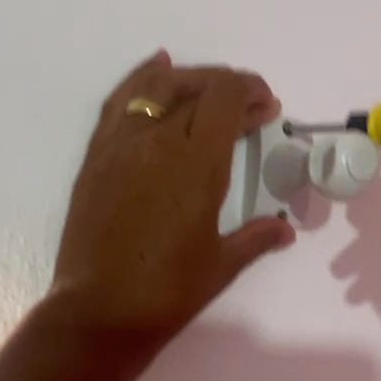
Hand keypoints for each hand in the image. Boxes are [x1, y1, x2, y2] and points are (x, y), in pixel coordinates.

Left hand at [49, 51, 293, 348]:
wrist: (100, 312)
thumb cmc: (168, 292)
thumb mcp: (222, 265)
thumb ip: (256, 238)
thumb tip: (284, 230)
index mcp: (196, 163)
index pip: (226, 98)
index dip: (252, 93)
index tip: (267, 109)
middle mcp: (158, 140)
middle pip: (197, 87)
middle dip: (229, 89)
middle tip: (248, 108)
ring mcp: (121, 144)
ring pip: (156, 85)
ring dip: (189, 78)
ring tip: (207, 89)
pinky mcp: (96, 156)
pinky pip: (120, 101)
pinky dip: (141, 79)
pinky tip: (156, 68)